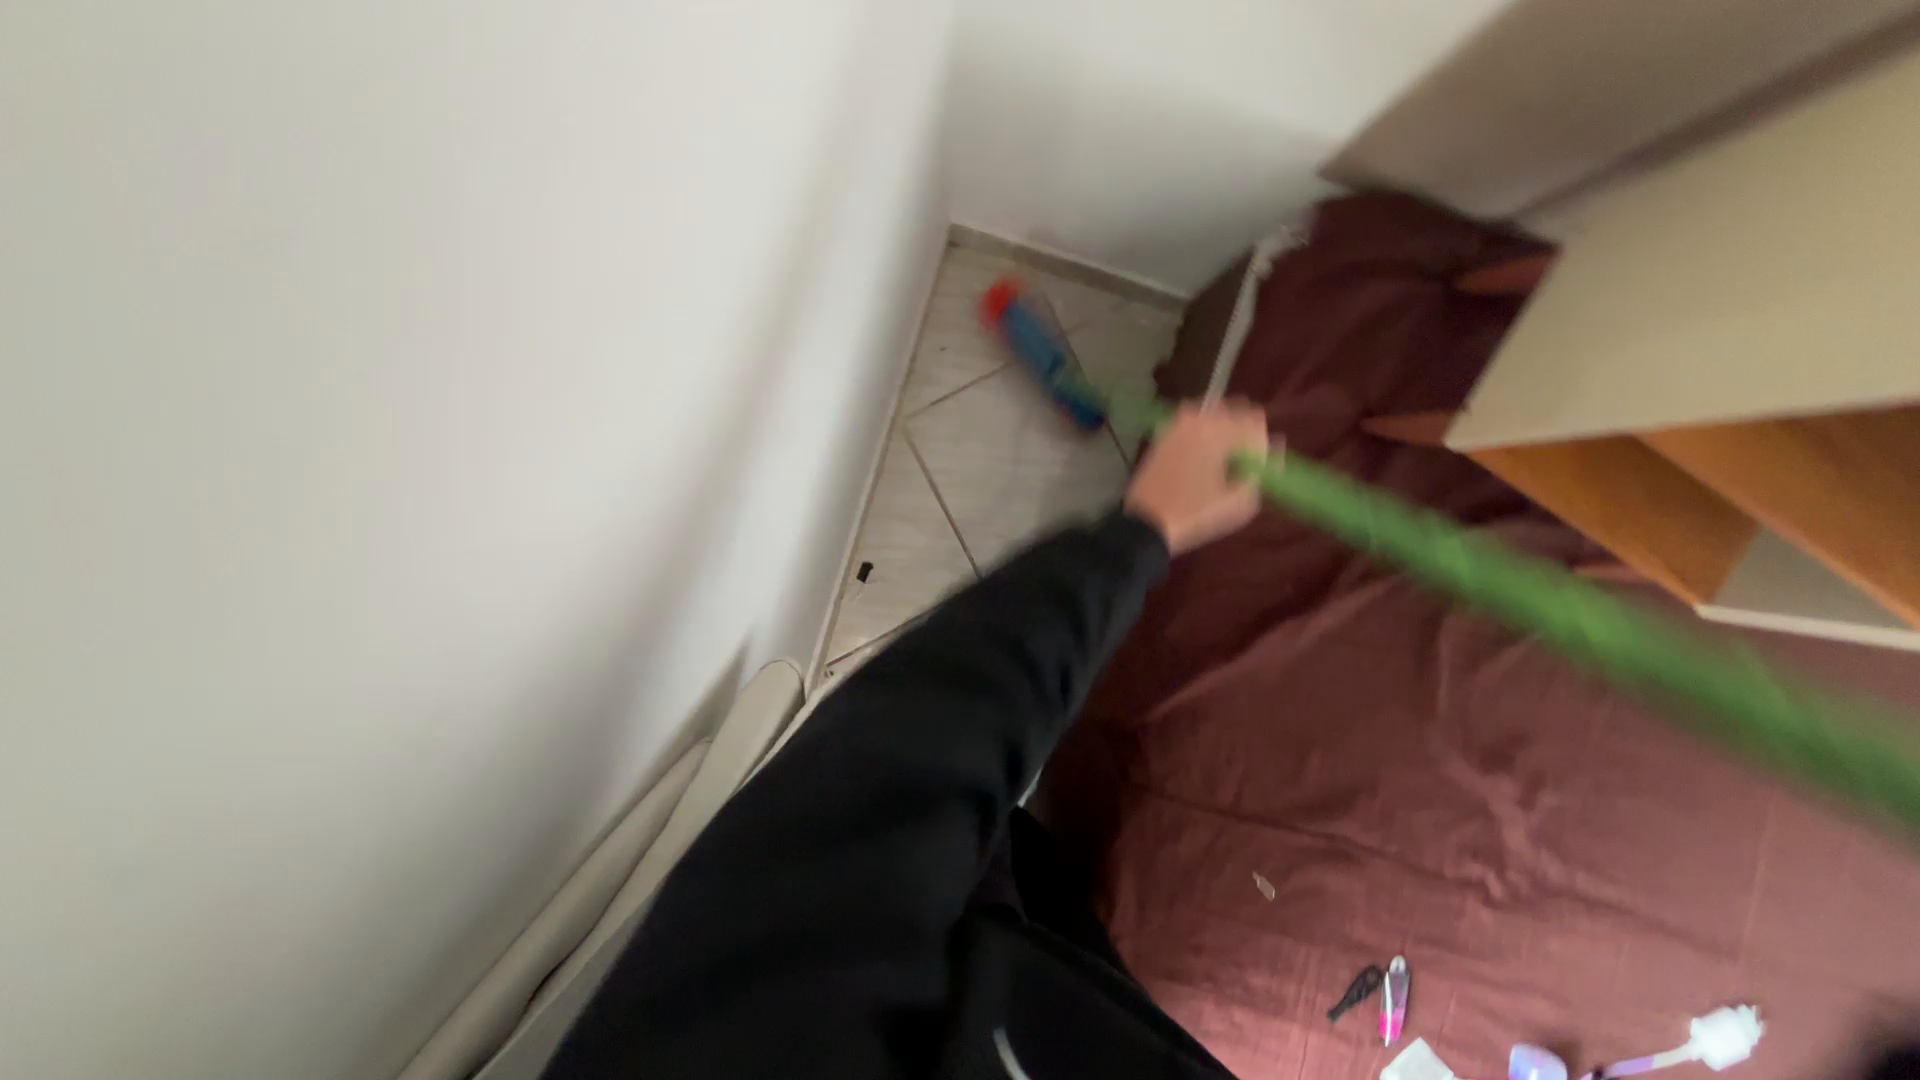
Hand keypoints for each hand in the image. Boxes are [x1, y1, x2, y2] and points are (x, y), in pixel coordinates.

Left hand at [1123, 399, 1272, 555]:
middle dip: (1241, 433)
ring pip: (1214, 415)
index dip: (1260, 446)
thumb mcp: (1242, 501)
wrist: (1146, 523)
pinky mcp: (1164, 433)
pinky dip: (1201, 435)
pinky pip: (1193, 424)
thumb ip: (1265, 470)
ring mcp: (1178, 422)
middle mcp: (1200, 417)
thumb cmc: (1197, 515)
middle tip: (1237, 463)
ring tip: (1217, 462)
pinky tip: (1198, 460)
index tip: (1253, 469)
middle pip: (1236, 411)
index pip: (1256, 422)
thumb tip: (1276, 445)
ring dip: (1222, 431)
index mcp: (1222, 430)